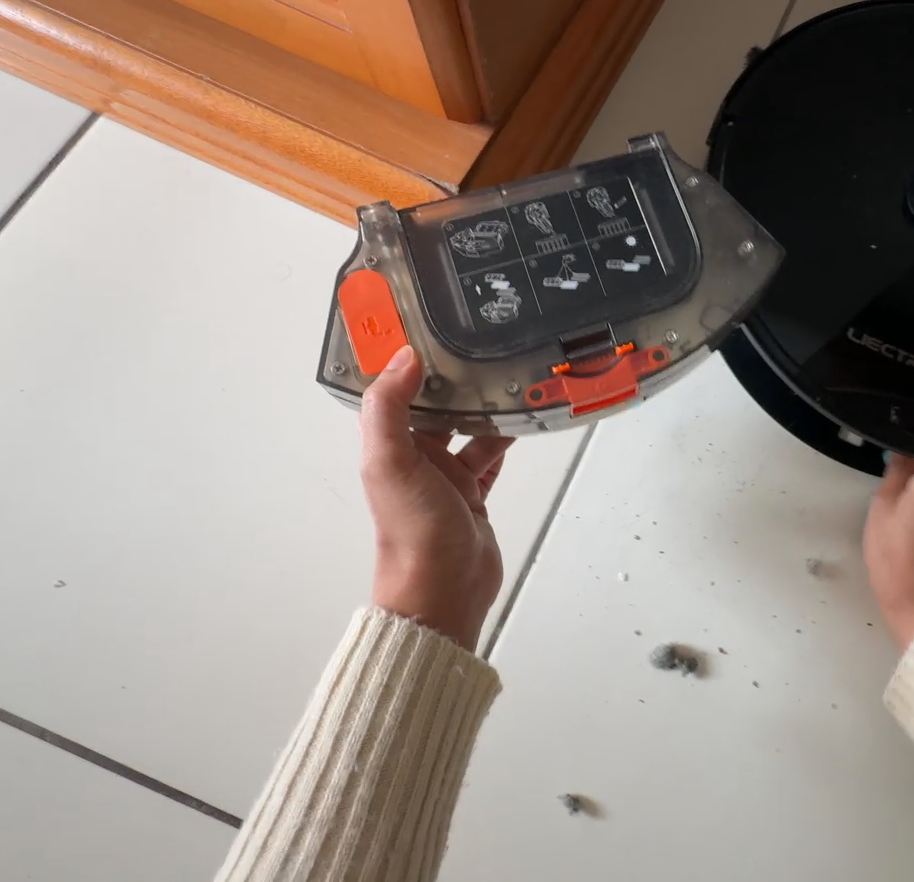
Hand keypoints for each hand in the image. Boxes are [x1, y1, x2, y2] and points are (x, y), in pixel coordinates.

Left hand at [358, 346, 511, 650]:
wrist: (444, 590)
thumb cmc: (413, 528)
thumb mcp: (391, 464)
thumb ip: (389, 409)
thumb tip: (404, 355)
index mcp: (390, 445)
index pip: (396, 390)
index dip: (405, 358)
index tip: (429, 322)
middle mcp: (416, 455)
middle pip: (435, 403)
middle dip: (455, 375)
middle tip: (485, 341)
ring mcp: (448, 473)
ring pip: (468, 426)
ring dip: (485, 403)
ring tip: (512, 373)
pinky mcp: (476, 490)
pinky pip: (492, 453)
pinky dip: (506, 435)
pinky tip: (524, 417)